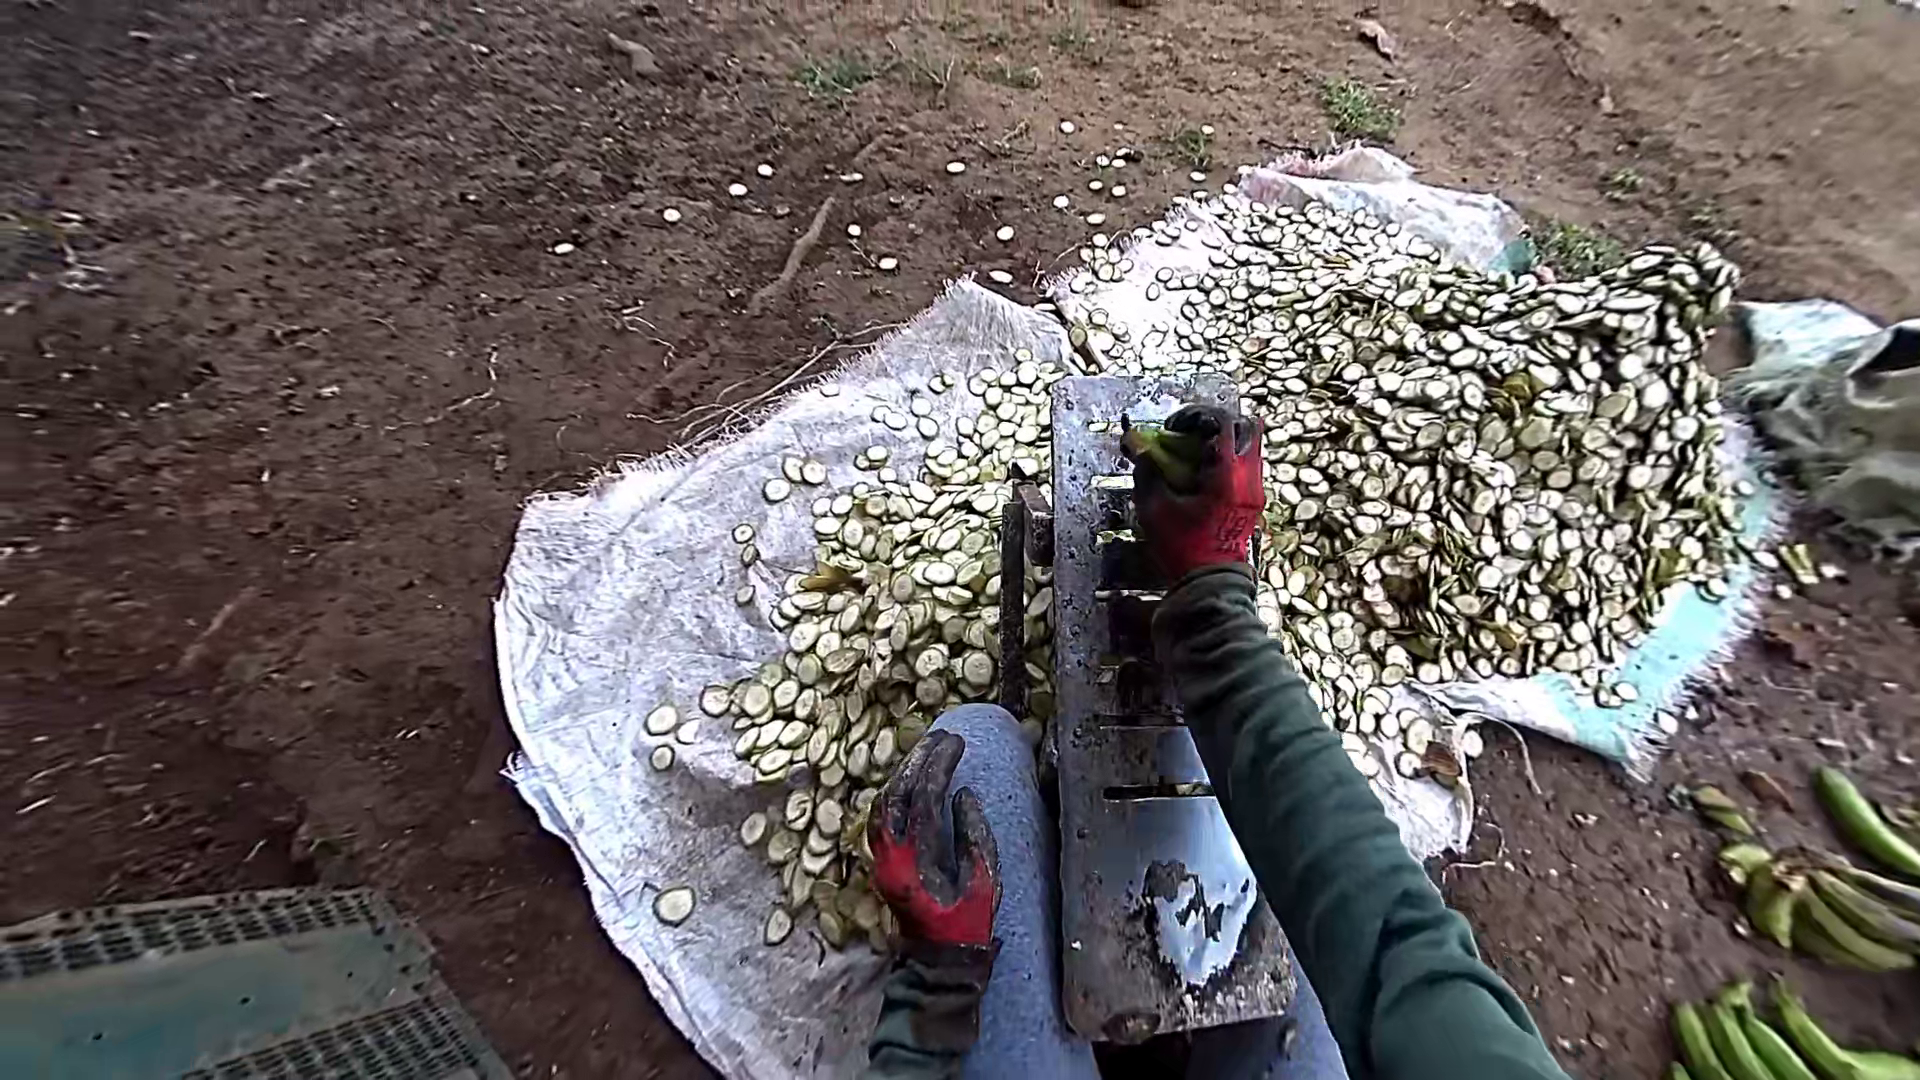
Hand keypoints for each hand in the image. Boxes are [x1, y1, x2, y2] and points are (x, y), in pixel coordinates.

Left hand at [869, 731, 999, 947]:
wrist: (938, 963)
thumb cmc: (967, 924)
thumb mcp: (984, 883)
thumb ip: (974, 835)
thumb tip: (962, 794)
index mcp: (916, 862)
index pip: (923, 798)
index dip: (940, 765)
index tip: (957, 742)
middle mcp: (889, 856)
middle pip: (897, 793)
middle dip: (919, 758)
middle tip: (942, 735)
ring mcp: (880, 858)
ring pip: (883, 801)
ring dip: (904, 770)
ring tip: (927, 747)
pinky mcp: (880, 859)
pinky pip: (880, 814)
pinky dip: (894, 789)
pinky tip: (910, 775)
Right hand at [1123, 404, 1264, 579]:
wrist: (1211, 584)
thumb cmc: (1184, 548)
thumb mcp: (1155, 509)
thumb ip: (1147, 473)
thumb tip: (1138, 449)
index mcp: (1229, 475)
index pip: (1223, 422)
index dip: (1195, 416)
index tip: (1172, 428)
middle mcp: (1249, 477)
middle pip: (1244, 428)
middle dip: (1212, 426)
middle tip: (1186, 436)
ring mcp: (1255, 489)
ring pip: (1246, 447)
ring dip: (1217, 444)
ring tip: (1189, 459)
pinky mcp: (1251, 501)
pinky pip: (1242, 467)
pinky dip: (1221, 462)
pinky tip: (1197, 479)